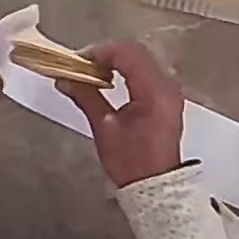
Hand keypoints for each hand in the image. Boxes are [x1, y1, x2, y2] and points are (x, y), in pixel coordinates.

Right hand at [56, 42, 184, 186]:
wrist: (155, 186)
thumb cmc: (132, 163)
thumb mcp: (104, 129)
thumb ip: (86, 97)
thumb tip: (67, 80)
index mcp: (154, 93)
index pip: (129, 55)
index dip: (102, 52)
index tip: (80, 60)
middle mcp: (168, 87)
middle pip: (138, 52)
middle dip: (109, 54)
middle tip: (85, 65)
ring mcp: (171, 91)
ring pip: (144, 59)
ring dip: (119, 60)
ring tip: (95, 72)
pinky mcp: (169, 97)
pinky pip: (149, 71)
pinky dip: (129, 70)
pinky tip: (112, 80)